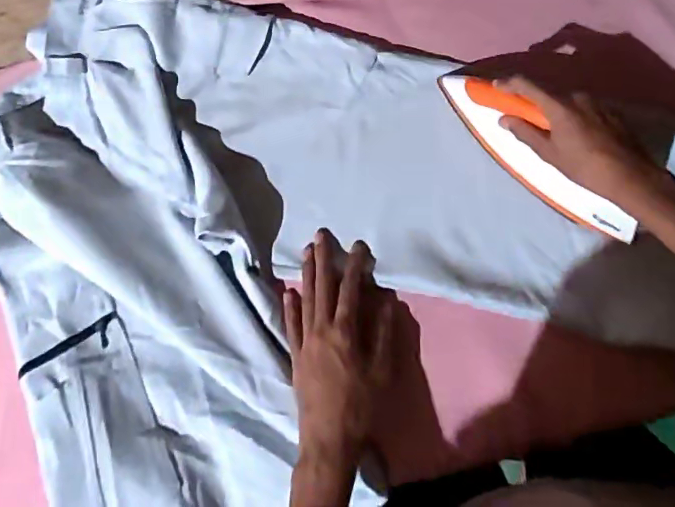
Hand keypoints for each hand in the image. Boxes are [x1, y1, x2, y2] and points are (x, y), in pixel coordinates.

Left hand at [284, 229, 393, 499]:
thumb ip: (383, 335)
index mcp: (344, 332)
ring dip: (306, 274)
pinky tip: (289, 292)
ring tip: (305, 251)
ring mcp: (305, 341)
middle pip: (322, 287)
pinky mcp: (294, 355)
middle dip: (322, 258)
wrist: (328, 440)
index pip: (349, 290)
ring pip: (305, 299)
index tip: (358, 245)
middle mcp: (321, 330)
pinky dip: (290, 307)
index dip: (354, 265)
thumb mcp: (381, 374)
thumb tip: (386, 301)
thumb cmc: (360, 408)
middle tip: (321, 234)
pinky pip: (291, 325)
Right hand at [494, 76, 665, 204]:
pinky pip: (584, 107)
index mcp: (559, 105)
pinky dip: (572, 113)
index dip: (509, 83)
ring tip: (550, 124)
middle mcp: (578, 97)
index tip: (495, 86)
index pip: (527, 85)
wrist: (635, 179)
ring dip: (554, 106)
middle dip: (532, 98)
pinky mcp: (612, 113)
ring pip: (567, 99)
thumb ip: (525, 132)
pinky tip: (575, 131)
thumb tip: (505, 119)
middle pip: (548, 91)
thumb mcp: (550, 154)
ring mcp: (598, 103)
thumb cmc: (586, 168)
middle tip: (522, 109)